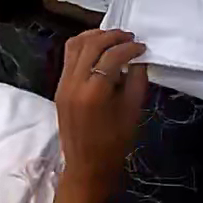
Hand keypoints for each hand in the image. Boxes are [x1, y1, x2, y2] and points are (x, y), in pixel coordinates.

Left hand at [55, 28, 149, 198]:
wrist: (87, 166)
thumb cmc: (114, 144)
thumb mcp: (133, 111)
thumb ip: (137, 80)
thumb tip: (137, 58)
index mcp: (94, 93)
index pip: (112, 56)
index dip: (130, 48)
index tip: (142, 48)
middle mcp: (74, 84)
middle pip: (92, 45)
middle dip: (113, 36)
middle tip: (130, 38)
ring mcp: (63, 84)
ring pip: (75, 45)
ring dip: (96, 37)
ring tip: (114, 38)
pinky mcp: (59, 87)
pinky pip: (69, 57)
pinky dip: (84, 47)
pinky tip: (100, 49)